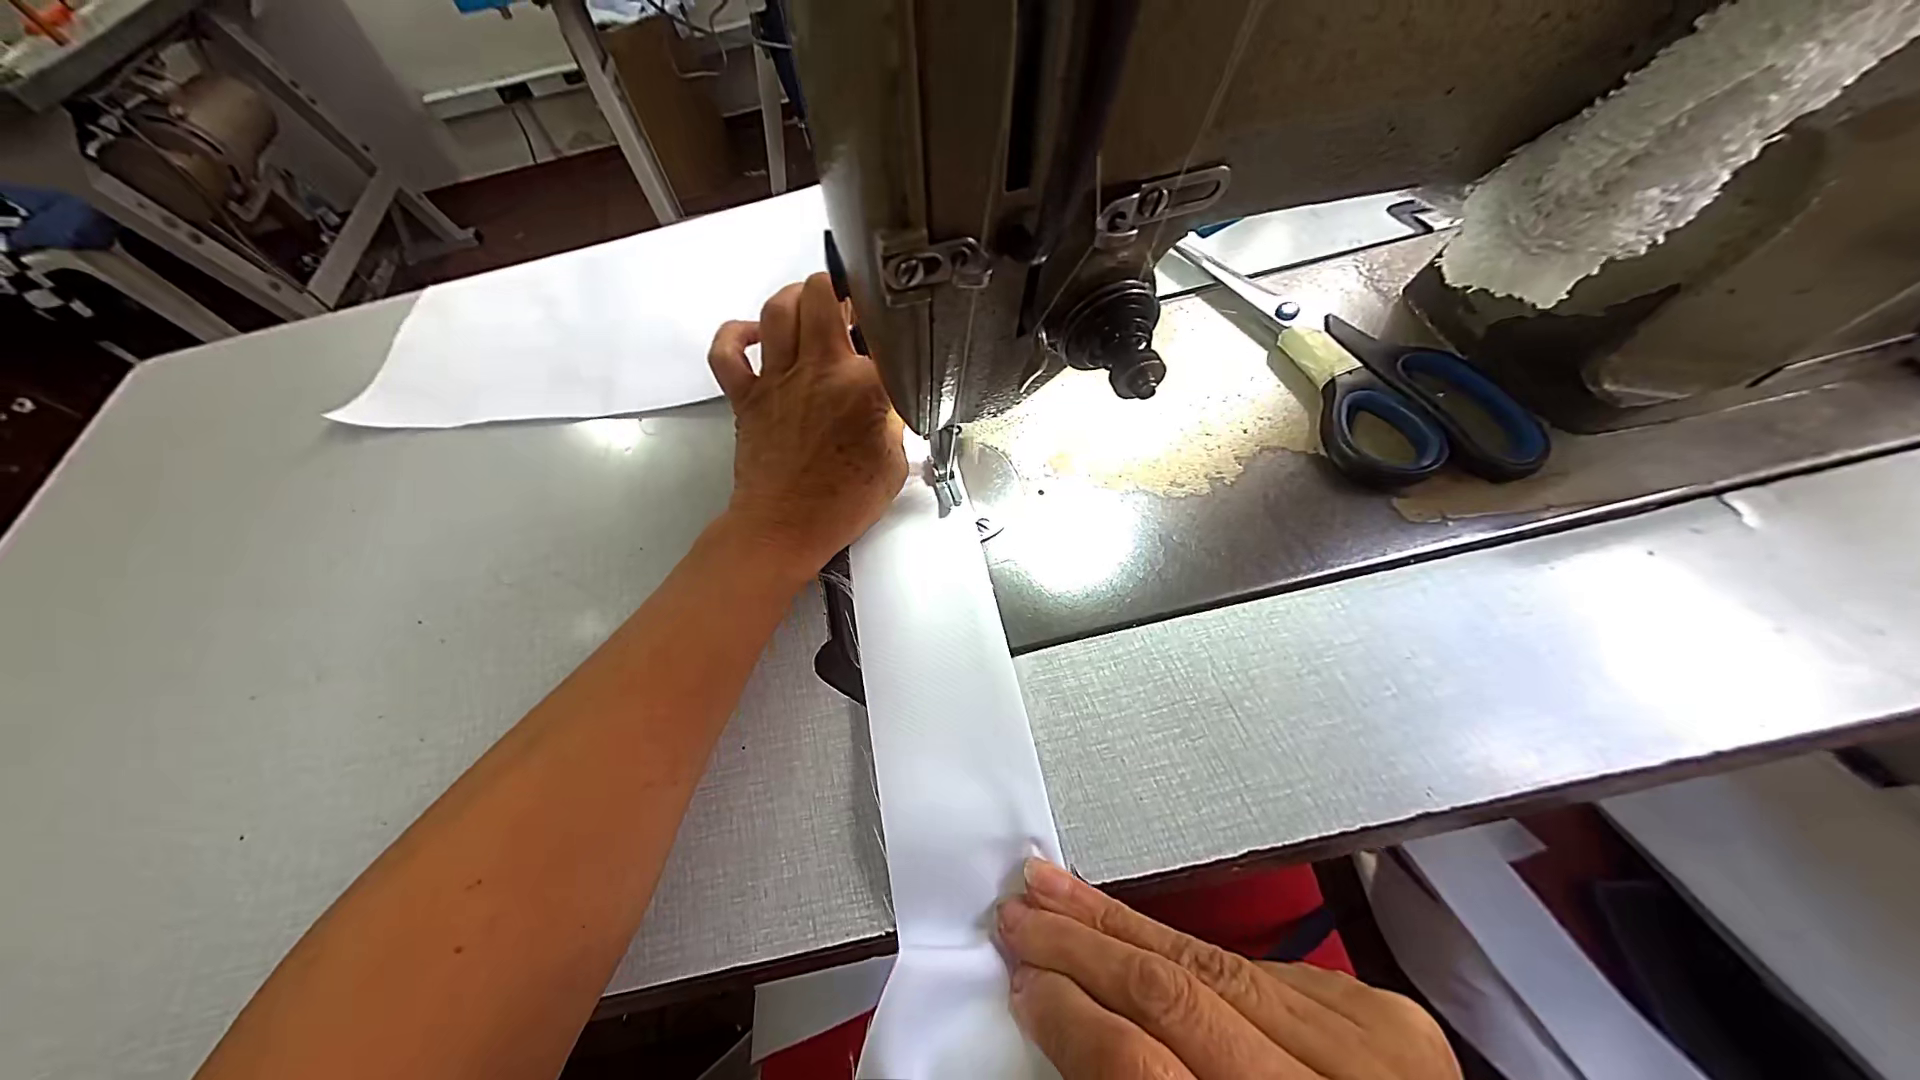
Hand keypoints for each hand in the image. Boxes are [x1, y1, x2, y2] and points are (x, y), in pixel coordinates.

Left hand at [707, 273, 907, 576]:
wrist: (784, 529)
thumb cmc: (836, 506)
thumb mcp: (892, 465)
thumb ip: (894, 423)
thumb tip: (890, 403)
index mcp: (862, 389)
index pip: (882, 334)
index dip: (890, 324)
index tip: (894, 328)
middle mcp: (818, 373)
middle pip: (821, 294)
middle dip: (838, 285)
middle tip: (850, 299)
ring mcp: (778, 382)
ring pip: (778, 309)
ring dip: (795, 295)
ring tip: (811, 302)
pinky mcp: (747, 397)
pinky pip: (727, 351)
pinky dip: (735, 333)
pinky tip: (755, 332)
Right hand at [999, 859, 1459, 1079]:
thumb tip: (1067, 1023)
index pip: (1146, 1068)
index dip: (1072, 1019)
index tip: (1024, 983)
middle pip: (1178, 994)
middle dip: (1082, 945)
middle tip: (1021, 915)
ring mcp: (1376, 1049)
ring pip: (1213, 958)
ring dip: (1120, 921)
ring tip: (1058, 889)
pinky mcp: (1386, 1015)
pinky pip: (1255, 966)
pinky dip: (1184, 941)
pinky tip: (1133, 923)